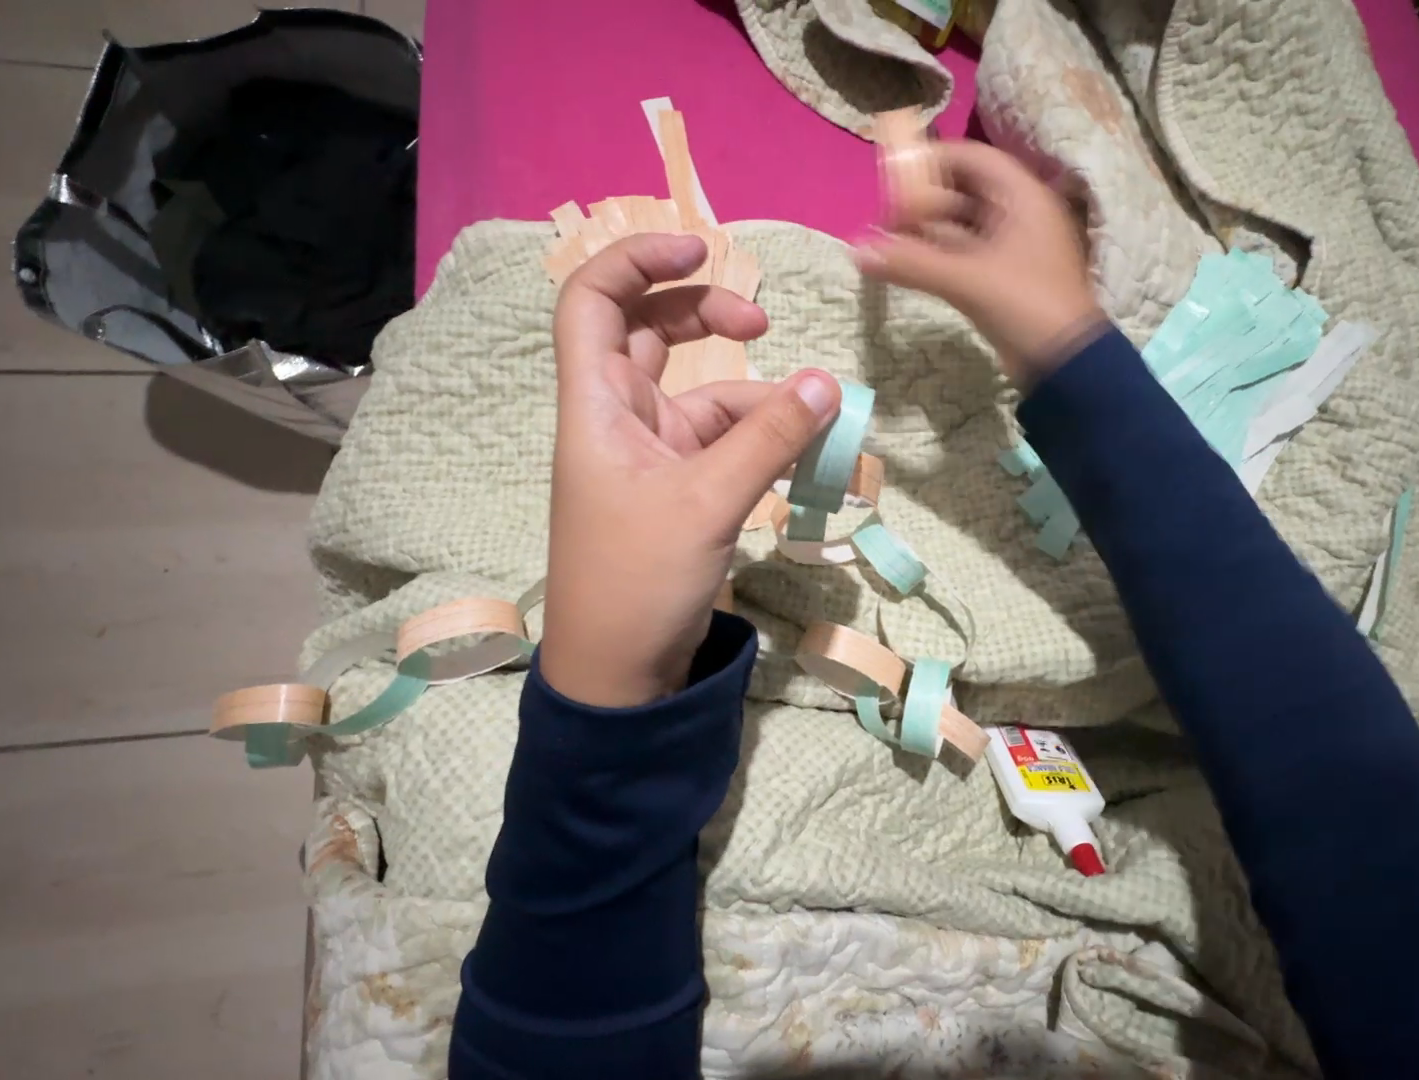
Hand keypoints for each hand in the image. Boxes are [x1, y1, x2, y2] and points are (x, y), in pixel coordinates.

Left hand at [540, 233, 841, 707]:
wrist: (619, 671)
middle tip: (761, 326)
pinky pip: (722, 443)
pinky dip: (760, 441)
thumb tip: (826, 383)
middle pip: (649, 333)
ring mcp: (649, 454)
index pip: (593, 301)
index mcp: (596, 404)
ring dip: (753, 398)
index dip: (638, 261)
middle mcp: (617, 417)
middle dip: (705, 317)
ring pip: (701, 394)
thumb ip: (768, 439)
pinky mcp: (677, 488)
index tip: (703, 253)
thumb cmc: (638, 581)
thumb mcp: (707, 503)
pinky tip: (802, 457)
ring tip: (812, 420)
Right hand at [854, 139, 1104, 388]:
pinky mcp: (1000, 278)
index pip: (971, 158)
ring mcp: (1009, 248)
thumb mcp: (967, 280)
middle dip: (921, 201)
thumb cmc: (1025, 306)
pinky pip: (962, 255)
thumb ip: (911, 263)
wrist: (1065, 362)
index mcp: (1022, 197)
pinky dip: (935, 257)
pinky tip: (904, 265)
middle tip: (885, 219)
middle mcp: (1017, 214)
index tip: (893, 179)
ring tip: (887, 242)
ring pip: (960, 226)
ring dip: (924, 232)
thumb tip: (857, 250)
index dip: (931, 162)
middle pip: (962, 191)